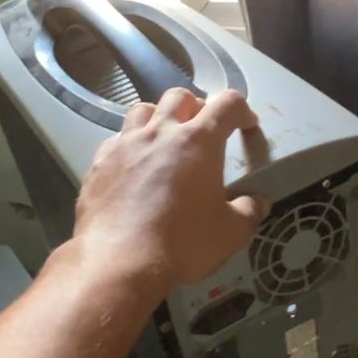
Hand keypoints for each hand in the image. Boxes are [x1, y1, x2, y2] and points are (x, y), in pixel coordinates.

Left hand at [73, 88, 268, 294]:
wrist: (119, 260)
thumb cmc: (182, 243)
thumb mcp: (230, 233)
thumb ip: (248, 212)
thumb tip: (258, 204)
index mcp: (199, 141)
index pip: (227, 105)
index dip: (241, 110)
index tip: (245, 124)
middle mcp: (160, 133)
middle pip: (179, 97)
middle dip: (196, 107)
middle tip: (202, 130)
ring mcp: (125, 145)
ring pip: (142, 110)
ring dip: (158, 118)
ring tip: (163, 140)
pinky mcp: (99, 163)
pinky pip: (115, 141)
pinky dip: (129, 147)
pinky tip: (132, 167)